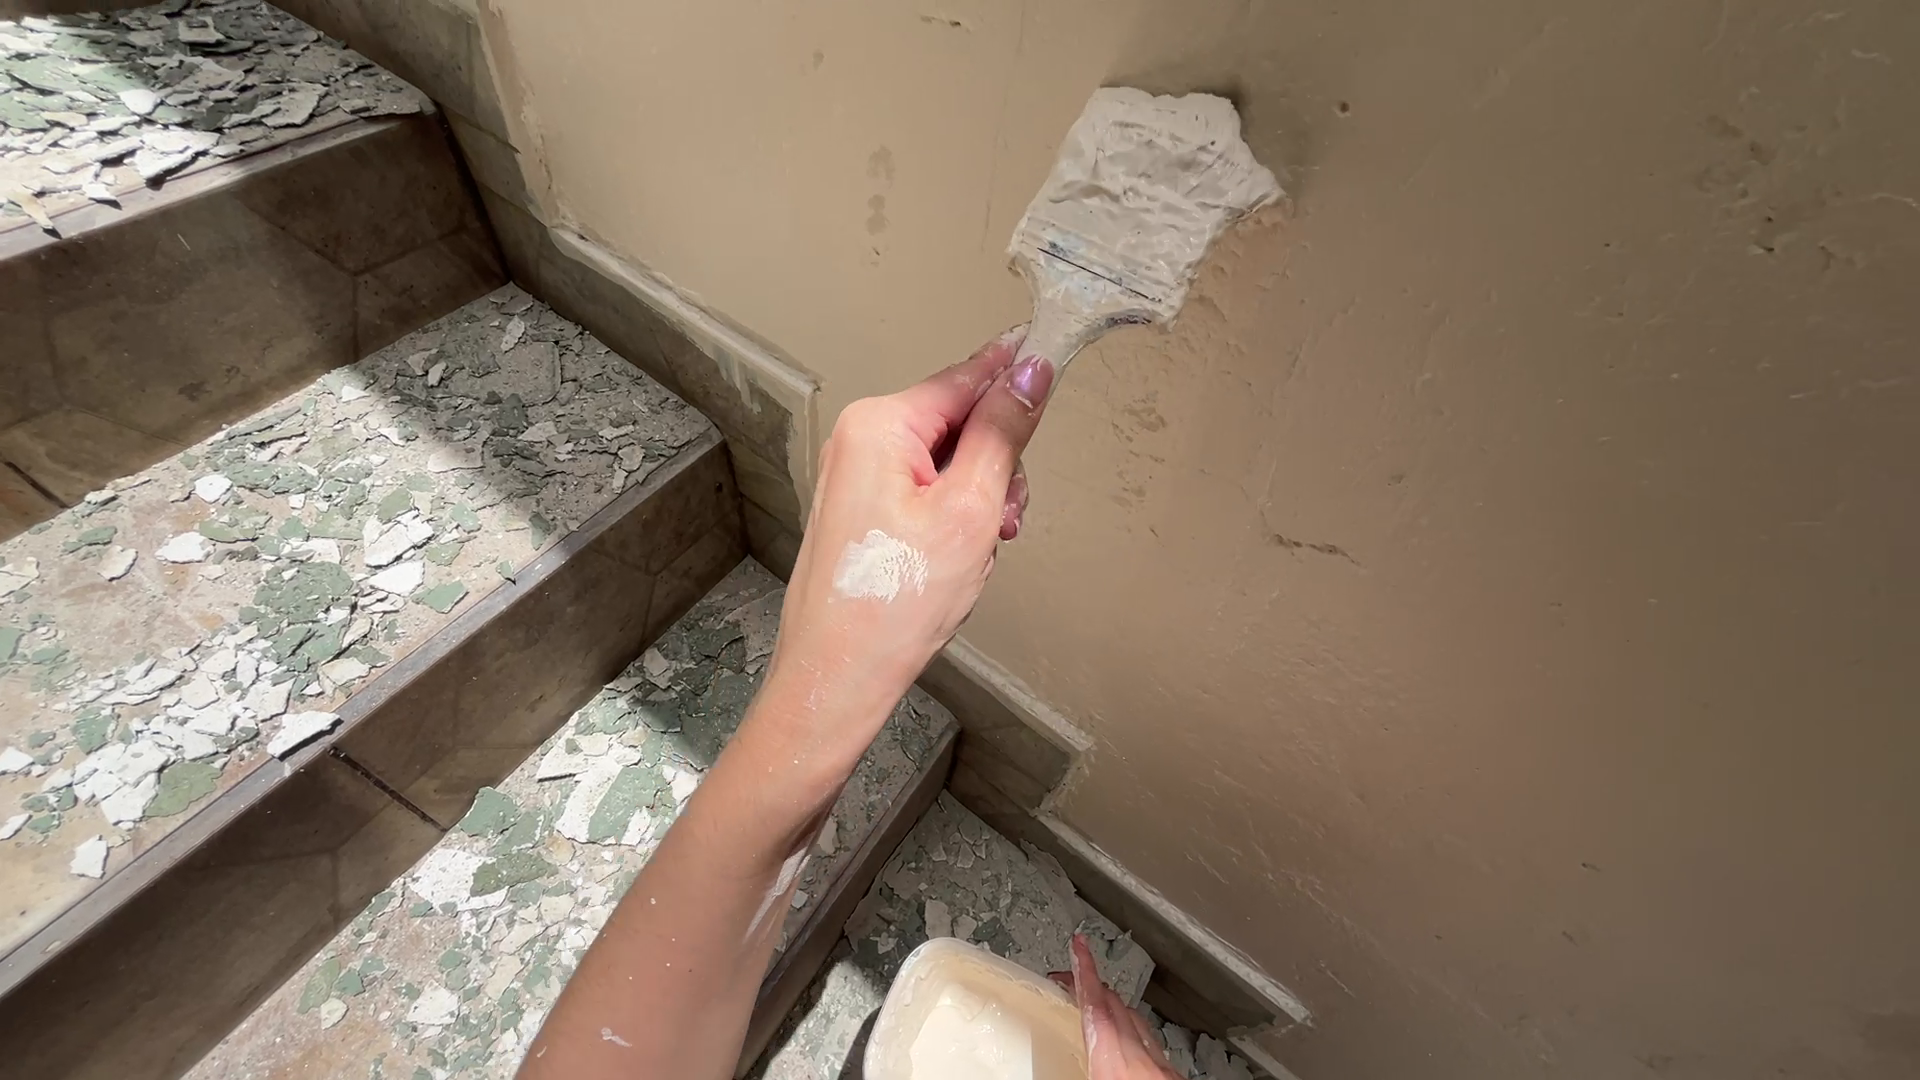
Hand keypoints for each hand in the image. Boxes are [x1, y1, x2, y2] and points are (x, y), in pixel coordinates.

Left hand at [764, 326, 1053, 747]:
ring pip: (948, 466)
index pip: (964, 377)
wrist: (840, 675)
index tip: (1051, 355)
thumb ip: (1003, 433)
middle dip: (994, 469)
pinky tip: (954, 561)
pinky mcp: (864, 511)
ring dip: (977, 503)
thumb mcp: (970, 508)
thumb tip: (1031, 372)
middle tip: (1001, 521)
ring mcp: (859, 478)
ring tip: (972, 554)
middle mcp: (861, 442)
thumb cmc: (892, 602)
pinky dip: (953, 521)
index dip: (1013, 373)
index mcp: (880, 425)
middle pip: (958, 426)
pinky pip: (926, 494)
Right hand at [1056, 935, 1183, 1079]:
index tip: (1079, 943)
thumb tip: (1052, 1066)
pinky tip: (1131, 1046)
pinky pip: (1153, 1042)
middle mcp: (1141, 1055)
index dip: (1084, 967)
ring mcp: (1162, 1065)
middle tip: (1074, 982)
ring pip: (1138, 1020)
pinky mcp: (1175, 1075)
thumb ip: (1080, 1066)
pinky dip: (1138, 1035)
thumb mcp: (1092, 1078)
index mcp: (1113, 1057)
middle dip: (1094, 987)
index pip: (1095, 1000)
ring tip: (1099, 1010)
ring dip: (1117, 1009)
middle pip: (1116, 1004)